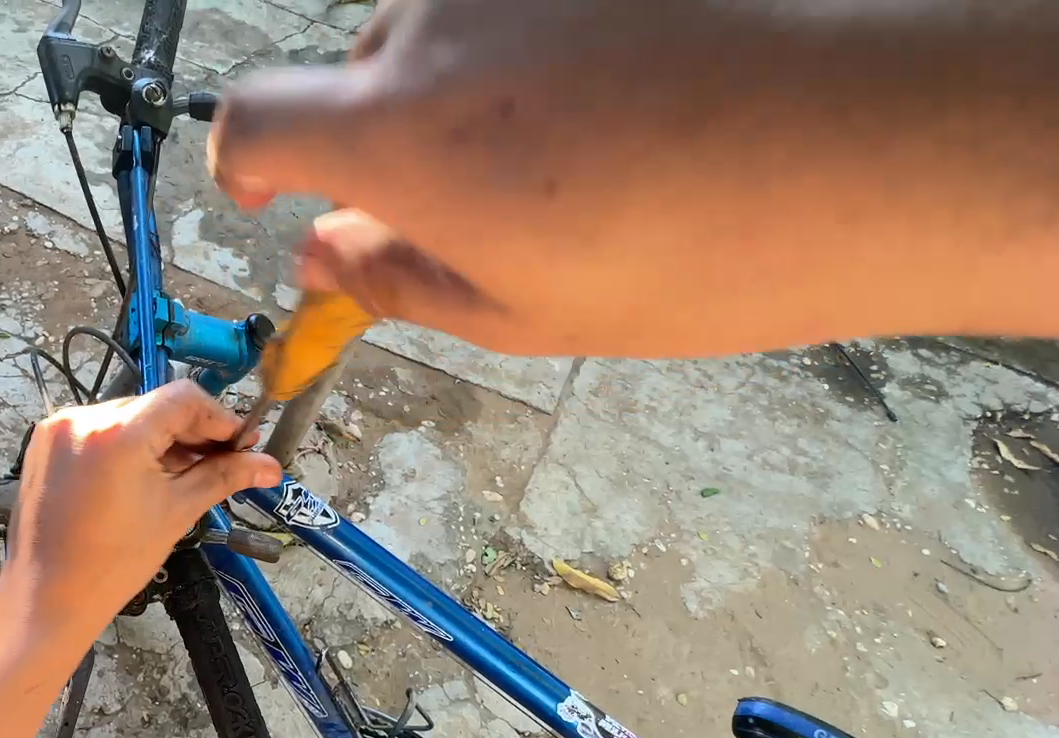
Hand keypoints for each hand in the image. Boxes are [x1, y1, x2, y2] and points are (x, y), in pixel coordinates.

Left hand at [0, 381, 281, 644]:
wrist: (48, 596)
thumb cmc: (114, 563)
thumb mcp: (176, 512)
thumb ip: (223, 476)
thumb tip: (269, 465)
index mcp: (117, 433)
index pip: (183, 398)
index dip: (219, 418)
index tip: (241, 444)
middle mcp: (82, 418)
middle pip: (154, 406)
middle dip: (191, 432)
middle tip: (221, 461)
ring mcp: (57, 429)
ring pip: (127, 418)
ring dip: (159, 439)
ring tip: (183, 474)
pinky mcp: (44, 445)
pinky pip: (98, 431)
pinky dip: (126, 446)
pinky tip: (144, 476)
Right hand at [209, 0, 1058, 356]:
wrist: (893, 142)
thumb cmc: (680, 260)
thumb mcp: (506, 311)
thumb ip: (384, 276)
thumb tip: (315, 252)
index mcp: (397, 132)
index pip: (250, 117)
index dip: (238, 163)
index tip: (268, 199)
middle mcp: (433, 23)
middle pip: (349, 80)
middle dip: (374, 146)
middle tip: (459, 207)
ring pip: (426, 36)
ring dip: (447, 98)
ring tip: (550, 150)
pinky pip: (500, 5)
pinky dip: (513, 51)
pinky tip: (598, 92)